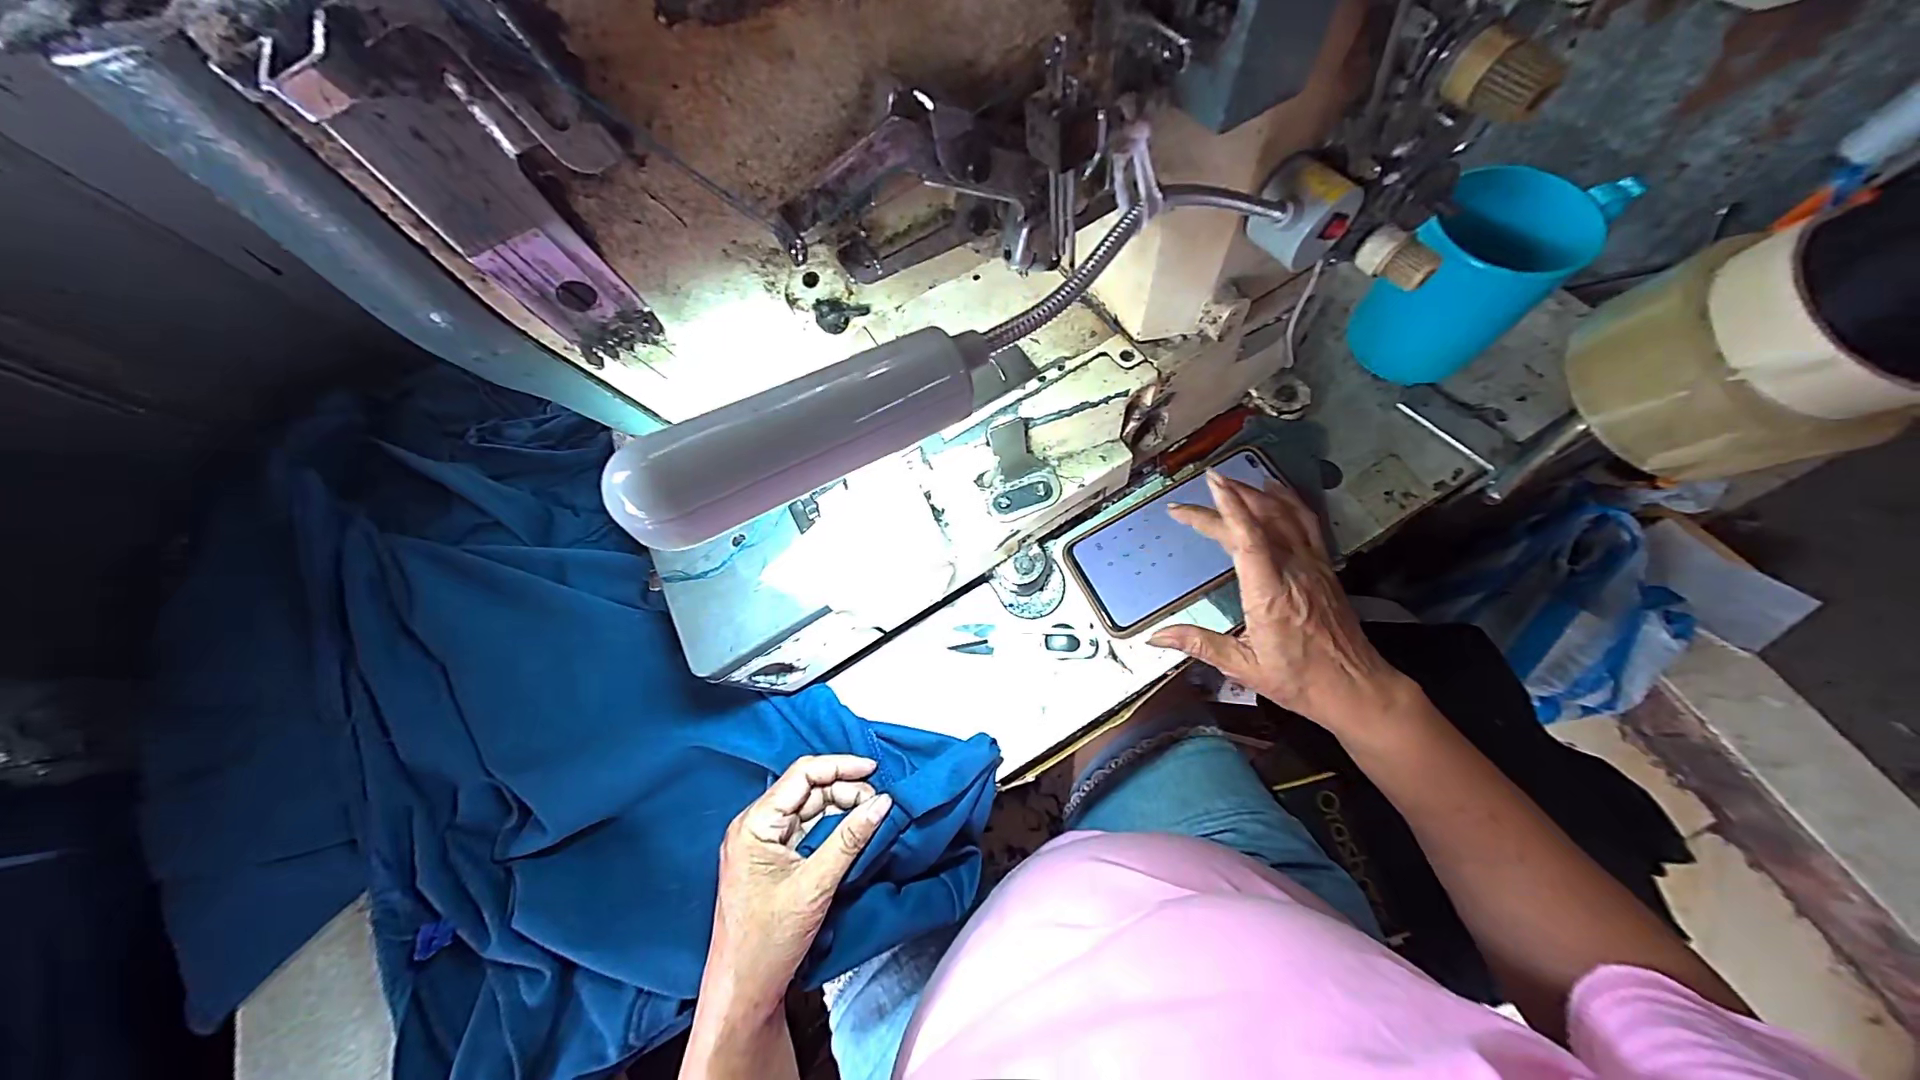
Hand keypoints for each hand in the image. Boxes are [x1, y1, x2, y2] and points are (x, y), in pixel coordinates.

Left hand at [704, 755, 892, 1014]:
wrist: (743, 993)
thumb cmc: (764, 944)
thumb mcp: (815, 885)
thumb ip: (850, 839)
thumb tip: (881, 803)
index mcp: (754, 824)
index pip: (802, 775)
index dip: (840, 767)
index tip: (873, 770)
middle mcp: (756, 826)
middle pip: (808, 790)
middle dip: (846, 789)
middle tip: (878, 802)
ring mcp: (764, 843)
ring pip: (811, 809)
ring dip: (842, 807)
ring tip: (872, 815)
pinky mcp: (774, 860)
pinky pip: (808, 829)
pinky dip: (834, 826)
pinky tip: (854, 830)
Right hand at [1148, 470, 1413, 732]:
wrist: (1356, 688)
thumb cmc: (1302, 681)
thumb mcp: (1244, 668)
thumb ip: (1199, 645)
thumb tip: (1158, 637)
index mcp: (1270, 596)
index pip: (1248, 540)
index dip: (1229, 508)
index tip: (1211, 486)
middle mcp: (1294, 573)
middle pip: (1260, 522)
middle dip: (1227, 500)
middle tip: (1196, 494)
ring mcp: (1313, 567)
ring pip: (1286, 515)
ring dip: (1256, 494)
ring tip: (1231, 482)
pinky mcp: (1324, 568)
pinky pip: (1306, 523)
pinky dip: (1288, 501)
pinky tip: (1275, 491)